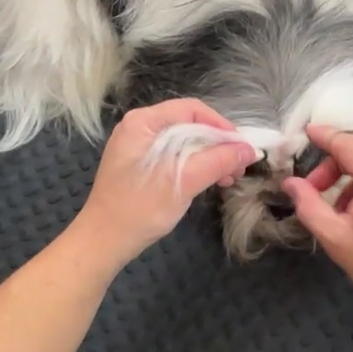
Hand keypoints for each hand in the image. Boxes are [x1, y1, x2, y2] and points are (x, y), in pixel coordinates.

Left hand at [68, 99, 259, 268]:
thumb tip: (250, 149)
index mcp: (143, 122)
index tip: (242, 147)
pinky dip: (195, 166)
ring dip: (210, 157)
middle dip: (218, 145)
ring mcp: (139, 146)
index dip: (222, 126)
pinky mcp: (141, 164)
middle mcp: (139, 127)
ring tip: (228, 178)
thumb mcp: (183, 182)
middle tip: (239, 167)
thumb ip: (218, 161)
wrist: (103, 241)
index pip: (192, 109)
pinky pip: (175, 156)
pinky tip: (210, 181)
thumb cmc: (139, 209)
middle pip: (190, 124)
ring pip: (185, 142)